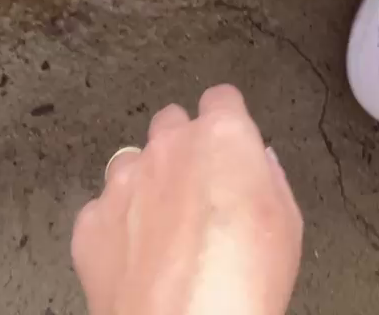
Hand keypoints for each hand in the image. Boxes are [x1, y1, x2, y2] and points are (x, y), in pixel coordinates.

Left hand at [72, 84, 302, 314]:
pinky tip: (135, 257)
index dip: (226, 120)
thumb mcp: (286, 223)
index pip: (221, 99)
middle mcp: (170, 145)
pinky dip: (115, 227)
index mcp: (221, 134)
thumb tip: (257, 168)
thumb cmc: (244, 280)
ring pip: (132, 160)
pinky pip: (102, 209)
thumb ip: (268, 179)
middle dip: (182, 146)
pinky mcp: (92, 221)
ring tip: (163, 227)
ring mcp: (125, 180)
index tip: (229, 142)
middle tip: (197, 188)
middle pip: (171, 122)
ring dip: (145, 182)